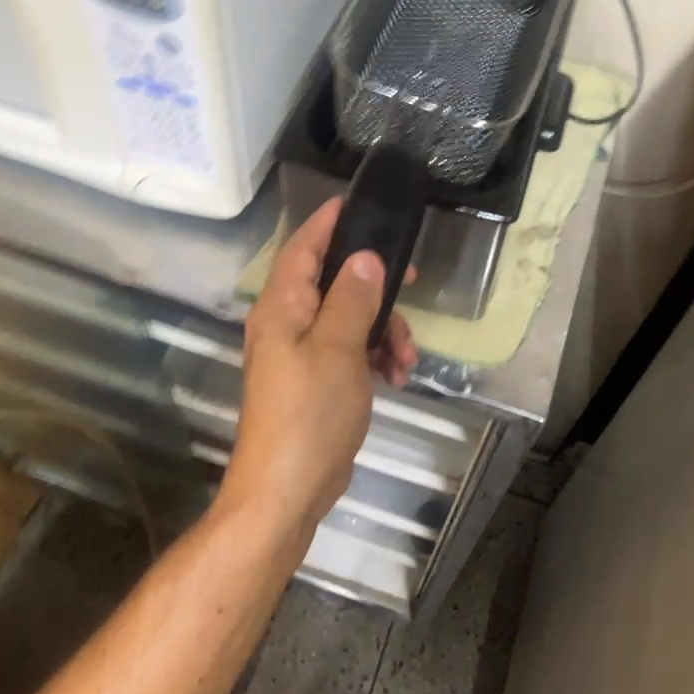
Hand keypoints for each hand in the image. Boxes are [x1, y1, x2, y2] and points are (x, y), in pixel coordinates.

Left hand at [222, 198, 418, 532]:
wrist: (287, 490)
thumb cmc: (309, 413)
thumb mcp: (339, 349)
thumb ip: (353, 299)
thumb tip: (364, 258)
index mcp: (282, 307)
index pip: (303, 247)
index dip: (329, 222)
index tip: (360, 203)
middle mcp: (287, 324)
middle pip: (334, 283)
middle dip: (376, 286)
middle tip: (412, 283)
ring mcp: (302, 355)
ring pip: (350, 320)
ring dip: (384, 332)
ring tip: (407, 361)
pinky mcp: (317, 383)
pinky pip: (351, 353)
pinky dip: (375, 358)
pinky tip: (397, 378)